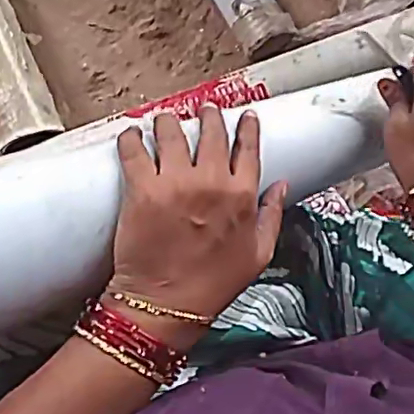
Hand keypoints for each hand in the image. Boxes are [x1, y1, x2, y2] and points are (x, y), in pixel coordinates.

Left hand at [109, 107, 286, 346]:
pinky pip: (135, 151)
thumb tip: (281, 186)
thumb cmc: (215, 282)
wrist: (167, 303)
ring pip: (173, 133)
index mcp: (242, 195)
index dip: (247, 127)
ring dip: (169, 121)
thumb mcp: (260, 252)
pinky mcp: (142, 190)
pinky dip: (132, 138)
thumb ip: (273, 214)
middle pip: (212, 132)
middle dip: (209, 115)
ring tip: (165, 118)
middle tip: (204, 109)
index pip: (248, 148)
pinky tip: (132, 134)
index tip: (246, 116)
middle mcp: (212, 182)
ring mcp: (176, 183)